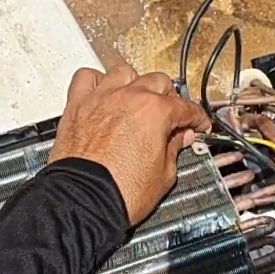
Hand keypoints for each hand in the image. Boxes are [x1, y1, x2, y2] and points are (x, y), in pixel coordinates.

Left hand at [49, 64, 210, 224]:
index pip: (186, 108)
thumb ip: (174, 149)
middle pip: (158, 82)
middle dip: (169, 98)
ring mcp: (101, 99)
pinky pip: (86, 77)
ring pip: (124, 72)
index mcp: (155, 112)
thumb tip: (178, 139)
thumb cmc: (120, 191)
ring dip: (135, 84)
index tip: (197, 125)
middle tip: (171, 116)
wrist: (84, 201)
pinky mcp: (77, 106)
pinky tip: (103, 93)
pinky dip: (96, 82)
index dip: (197, 118)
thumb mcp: (164, 175)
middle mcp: (128, 98)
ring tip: (137, 100)